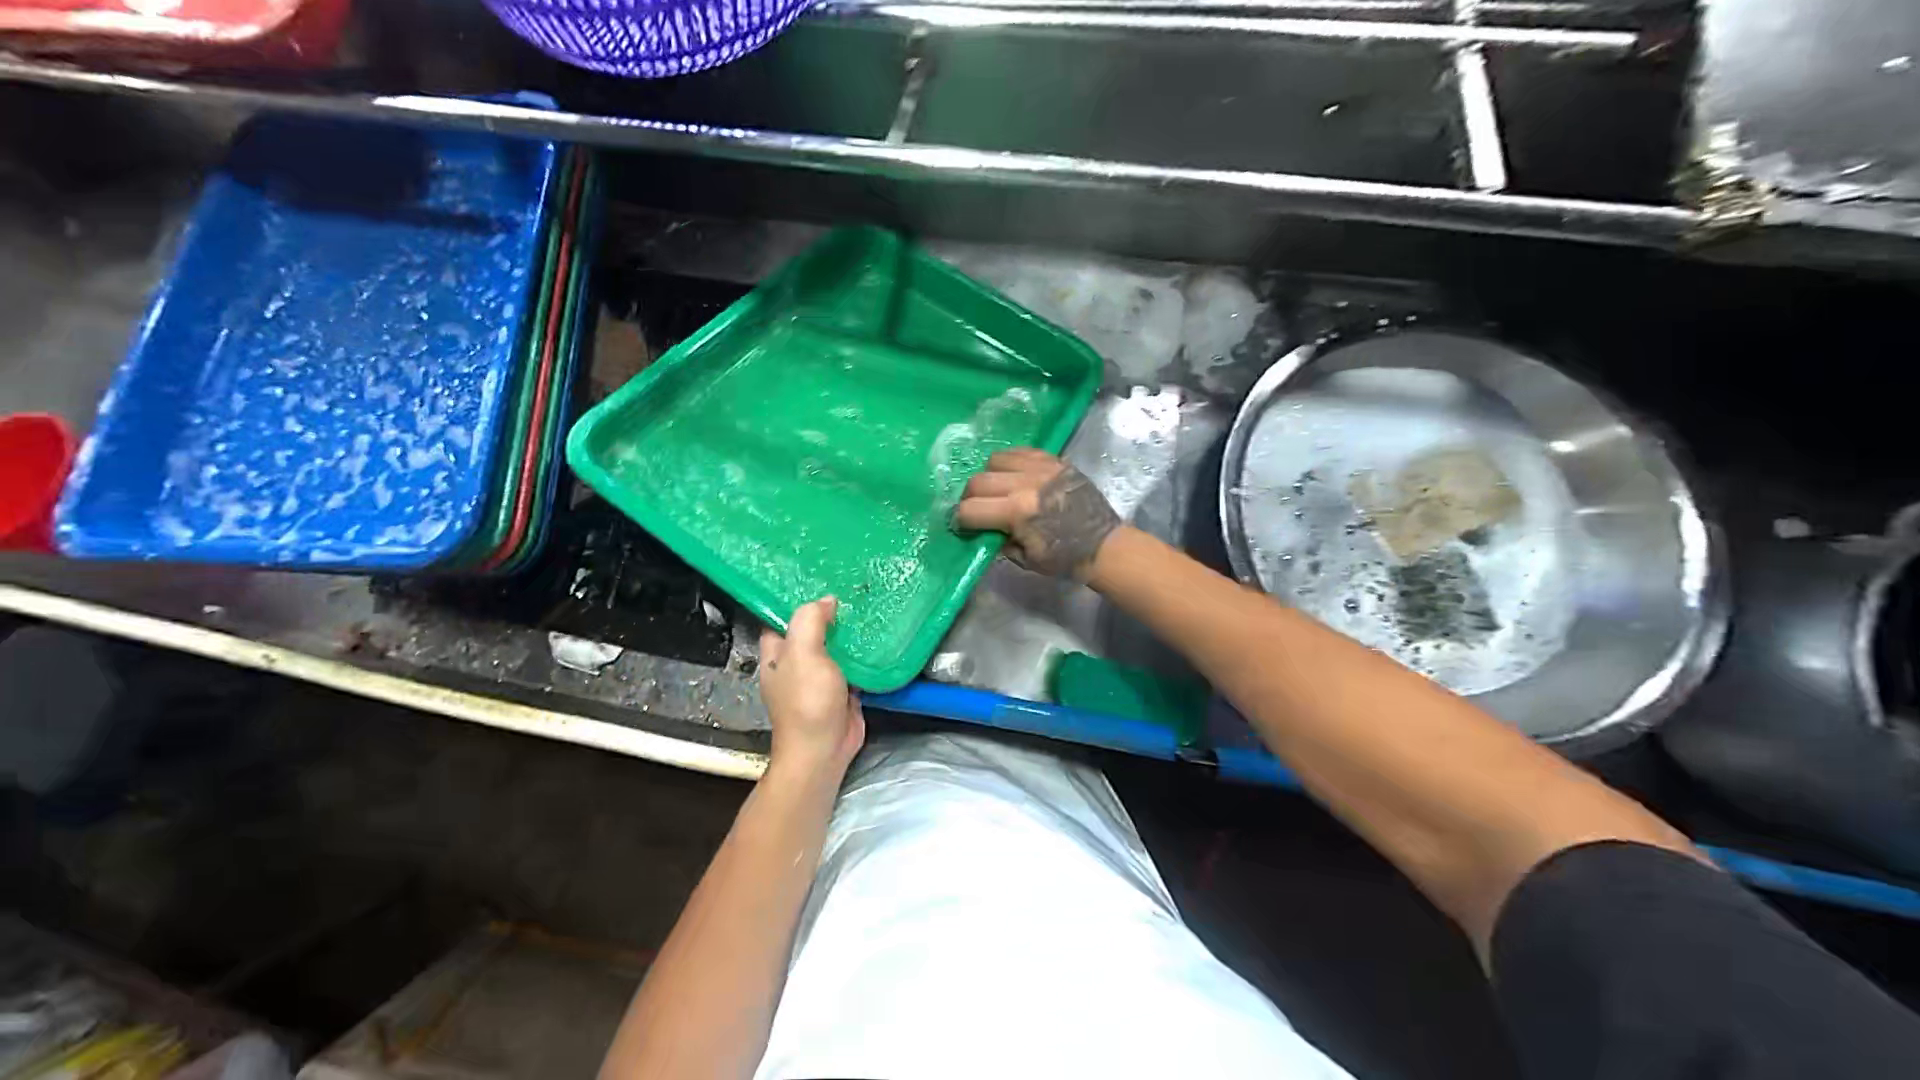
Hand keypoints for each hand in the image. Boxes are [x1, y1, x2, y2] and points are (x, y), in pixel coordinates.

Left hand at [759, 597, 864, 778]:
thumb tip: (826, 601)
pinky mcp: (841, 689)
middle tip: (851, 589)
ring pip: (833, 646)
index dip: (796, 599)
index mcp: (777, 653)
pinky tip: (877, 635)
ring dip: (847, 631)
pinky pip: (851, 664)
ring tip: (867, 605)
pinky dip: (862, 652)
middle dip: (827, 612)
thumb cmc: (807, 701)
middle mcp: (795, 663)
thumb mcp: (803, 653)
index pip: (781, 617)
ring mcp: (819, 677)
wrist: (824, 750)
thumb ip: (810, 621)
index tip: (818, 578)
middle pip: (810, 629)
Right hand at [954, 448, 1120, 578]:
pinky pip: (1020, 451)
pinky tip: (1014, 478)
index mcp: (1019, 512)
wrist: (1104, 546)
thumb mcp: (1024, 559)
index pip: (970, 509)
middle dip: (970, 499)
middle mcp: (1027, 483)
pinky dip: (1010, 463)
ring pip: (995, 460)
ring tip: (998, 492)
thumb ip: (998, 540)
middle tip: (977, 511)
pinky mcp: (1055, 460)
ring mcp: (1042, 467)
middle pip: (977, 481)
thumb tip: (982, 528)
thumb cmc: (1064, 559)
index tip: (964, 527)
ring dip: (989, 477)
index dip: (961, 521)